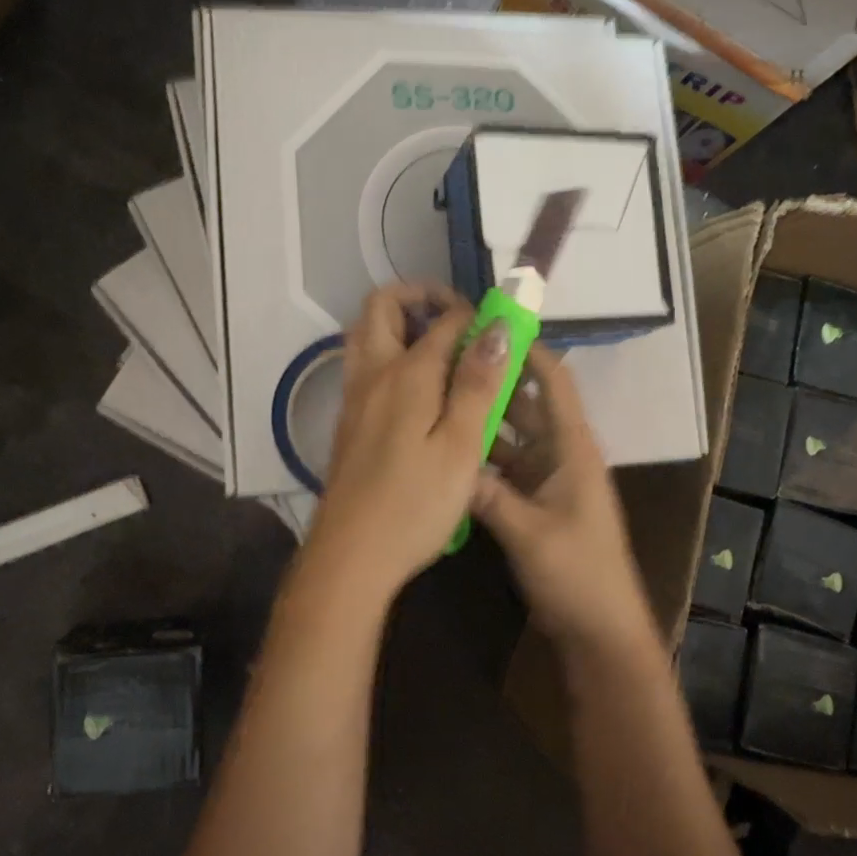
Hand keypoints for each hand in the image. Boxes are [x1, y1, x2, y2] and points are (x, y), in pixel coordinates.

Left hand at [299, 285, 510, 602]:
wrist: (350, 556)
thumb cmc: (414, 504)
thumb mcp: (460, 446)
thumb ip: (478, 383)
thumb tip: (498, 325)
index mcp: (406, 373)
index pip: (445, 320)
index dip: (478, 316)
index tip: (507, 332)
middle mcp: (373, 373)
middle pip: (383, 307)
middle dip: (421, 299)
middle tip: (460, 323)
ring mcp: (354, 397)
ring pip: (367, 334)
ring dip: (402, 325)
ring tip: (444, 353)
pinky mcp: (350, 422)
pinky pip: (366, 366)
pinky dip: (391, 356)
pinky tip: (422, 394)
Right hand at [470, 347, 656, 651]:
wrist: (599, 630)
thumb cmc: (577, 574)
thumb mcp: (529, 534)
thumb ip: (488, 495)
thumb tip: (446, 458)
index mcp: (572, 449)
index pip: (553, 382)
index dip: (527, 350)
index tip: (488, 326)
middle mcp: (560, 455)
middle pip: (526, 404)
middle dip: (492, 380)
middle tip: (445, 360)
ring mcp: (547, 479)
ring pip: (510, 436)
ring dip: (482, 419)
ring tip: (437, 396)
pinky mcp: (533, 503)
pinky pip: (503, 468)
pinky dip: (480, 457)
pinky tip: (446, 450)